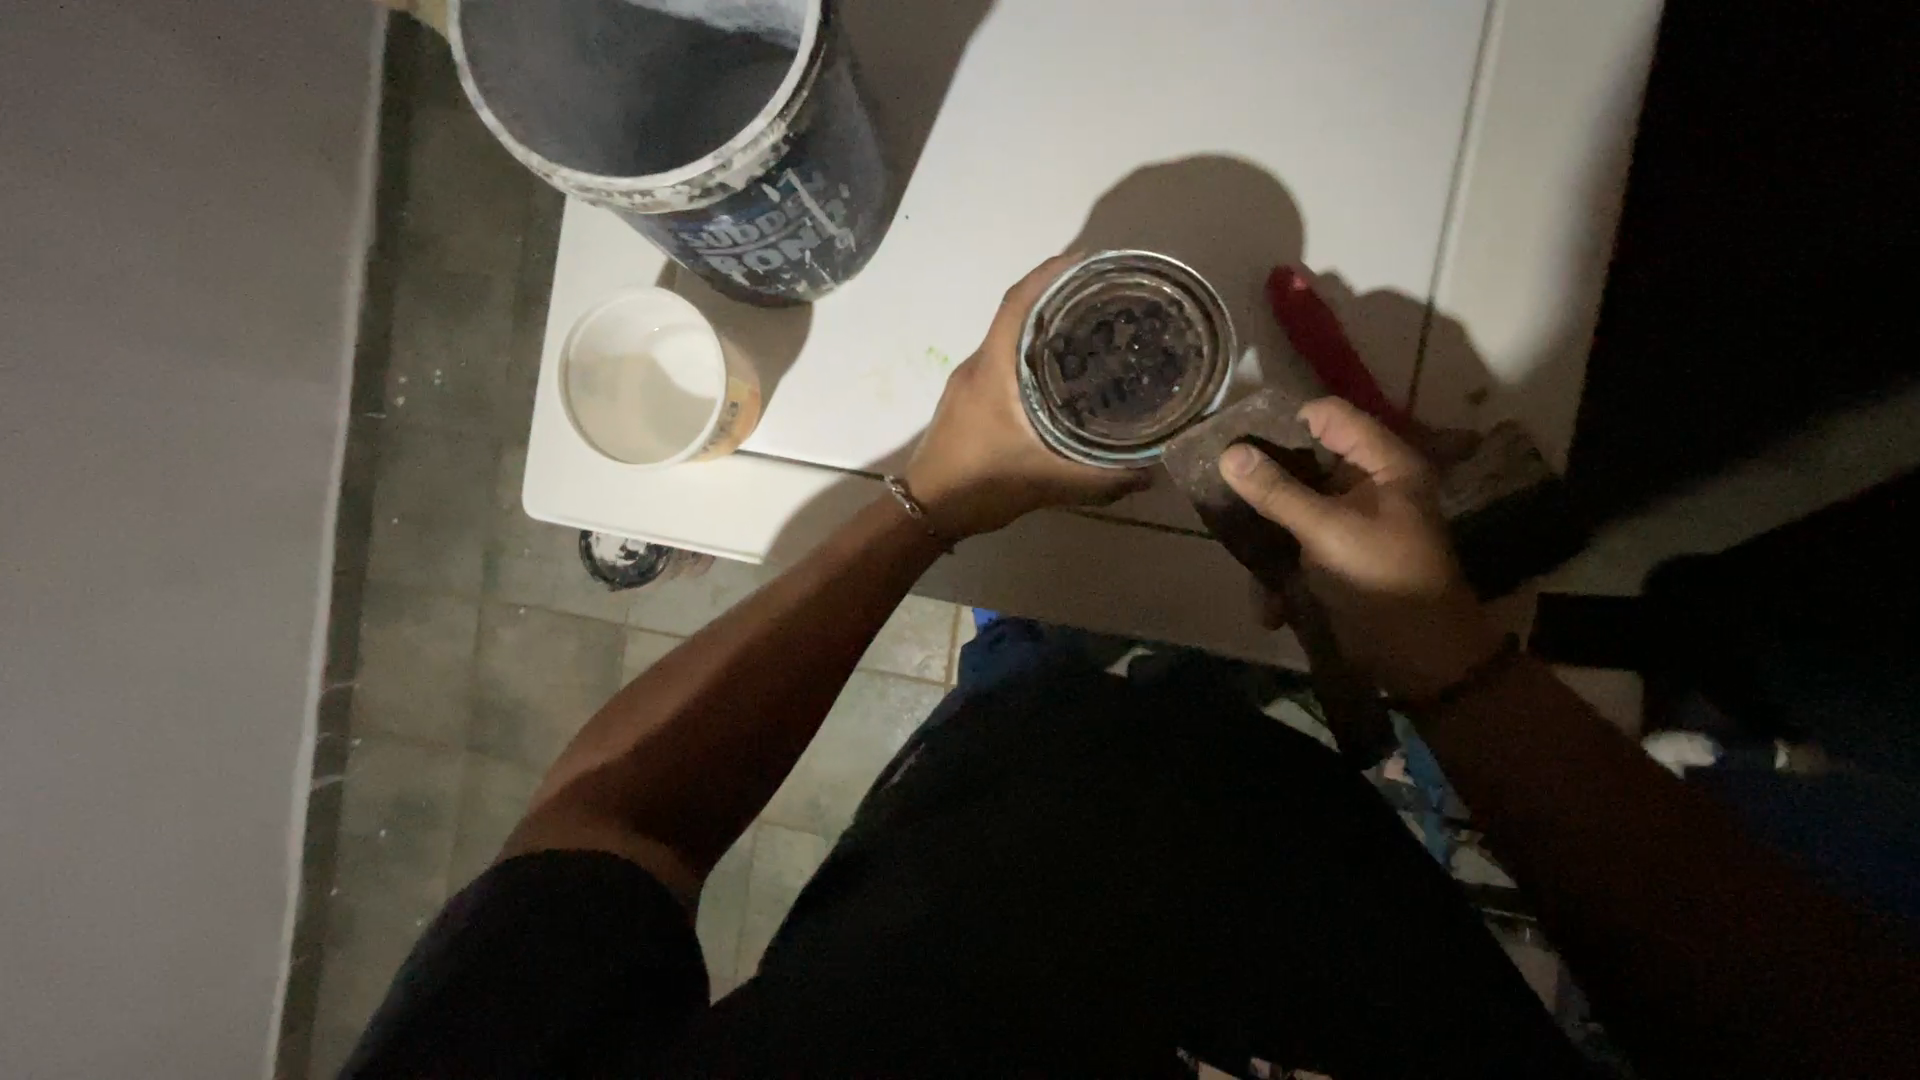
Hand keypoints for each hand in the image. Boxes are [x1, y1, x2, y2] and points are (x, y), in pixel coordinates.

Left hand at [904, 255, 1149, 538]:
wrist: (925, 511)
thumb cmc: (980, 487)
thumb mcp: (1047, 483)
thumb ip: (1099, 480)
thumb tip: (1150, 473)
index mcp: (992, 370)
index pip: (1017, 302)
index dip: (1049, 272)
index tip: (1088, 260)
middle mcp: (977, 366)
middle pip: (1016, 315)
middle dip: (1057, 297)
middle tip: (1104, 298)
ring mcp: (966, 383)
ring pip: (1007, 340)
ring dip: (1041, 329)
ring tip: (1089, 332)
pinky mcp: (965, 401)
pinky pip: (1001, 363)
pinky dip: (1028, 356)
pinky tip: (1057, 377)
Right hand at [1219, 397, 1502, 699]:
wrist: (1418, 657)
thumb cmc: (1381, 576)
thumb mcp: (1326, 529)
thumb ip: (1277, 491)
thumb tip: (1227, 453)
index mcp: (1381, 464)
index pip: (1328, 416)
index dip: (1284, 421)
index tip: (1236, 436)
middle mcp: (1364, 484)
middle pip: (1302, 461)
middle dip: (1262, 480)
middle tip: (1219, 485)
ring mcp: (1345, 522)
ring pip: (1288, 506)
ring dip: (1263, 536)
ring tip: (1241, 556)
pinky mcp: (1329, 555)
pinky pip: (1291, 547)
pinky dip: (1277, 576)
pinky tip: (1271, 608)